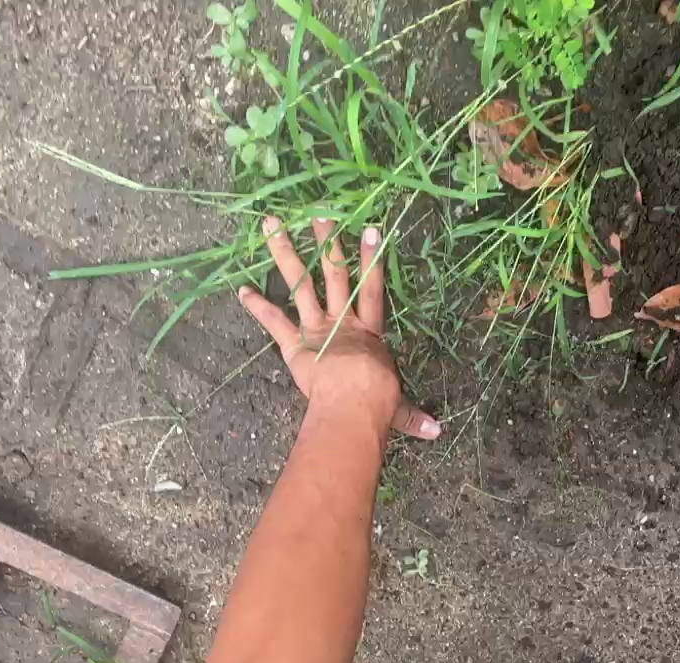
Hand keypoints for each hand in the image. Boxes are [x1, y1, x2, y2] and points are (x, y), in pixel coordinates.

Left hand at [238, 217, 440, 439]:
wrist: (354, 403)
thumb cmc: (379, 402)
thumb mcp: (399, 409)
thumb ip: (414, 417)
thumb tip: (437, 433)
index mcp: (369, 335)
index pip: (371, 290)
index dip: (371, 260)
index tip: (370, 229)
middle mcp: (342, 324)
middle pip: (335, 276)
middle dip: (328, 244)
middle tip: (320, 213)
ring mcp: (317, 330)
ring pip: (301, 285)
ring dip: (286, 254)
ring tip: (272, 224)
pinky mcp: (294, 346)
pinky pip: (274, 323)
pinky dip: (258, 307)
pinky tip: (241, 289)